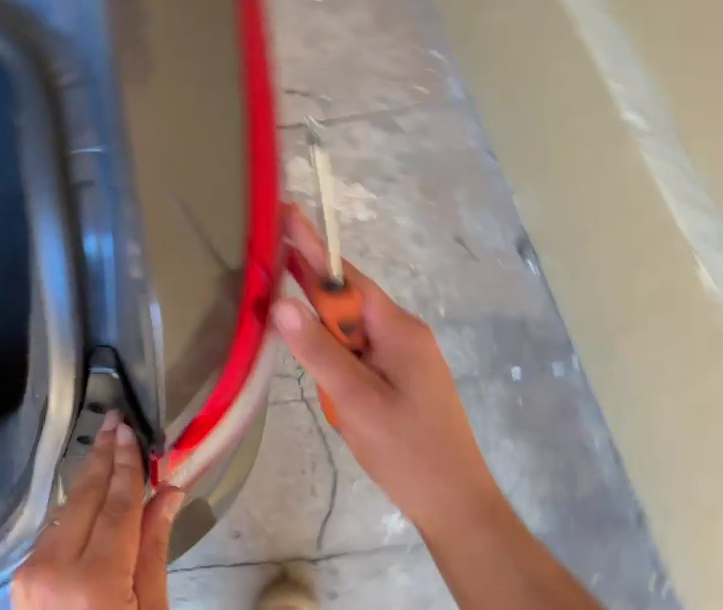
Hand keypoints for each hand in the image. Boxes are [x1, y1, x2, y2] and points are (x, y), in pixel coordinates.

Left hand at [12, 412, 184, 609]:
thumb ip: (153, 551)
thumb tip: (167, 492)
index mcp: (95, 581)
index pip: (117, 507)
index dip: (127, 466)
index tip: (130, 430)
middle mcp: (54, 569)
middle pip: (84, 499)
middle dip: (102, 457)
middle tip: (115, 421)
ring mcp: (31, 573)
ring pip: (66, 511)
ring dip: (87, 480)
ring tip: (106, 446)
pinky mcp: (20, 579)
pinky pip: (52, 533)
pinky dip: (74, 512)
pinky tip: (89, 494)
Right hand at [272, 211, 503, 534]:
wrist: (458, 509)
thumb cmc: (410, 452)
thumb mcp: (357, 401)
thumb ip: (317, 351)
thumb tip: (280, 303)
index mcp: (398, 330)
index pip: (344, 278)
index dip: (311, 246)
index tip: (285, 212)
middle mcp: (400, 334)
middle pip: (343, 299)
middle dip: (305, 287)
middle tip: (264, 257)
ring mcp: (399, 357)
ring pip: (345, 329)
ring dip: (318, 334)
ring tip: (284, 327)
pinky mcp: (394, 378)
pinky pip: (353, 352)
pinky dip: (329, 354)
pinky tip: (314, 367)